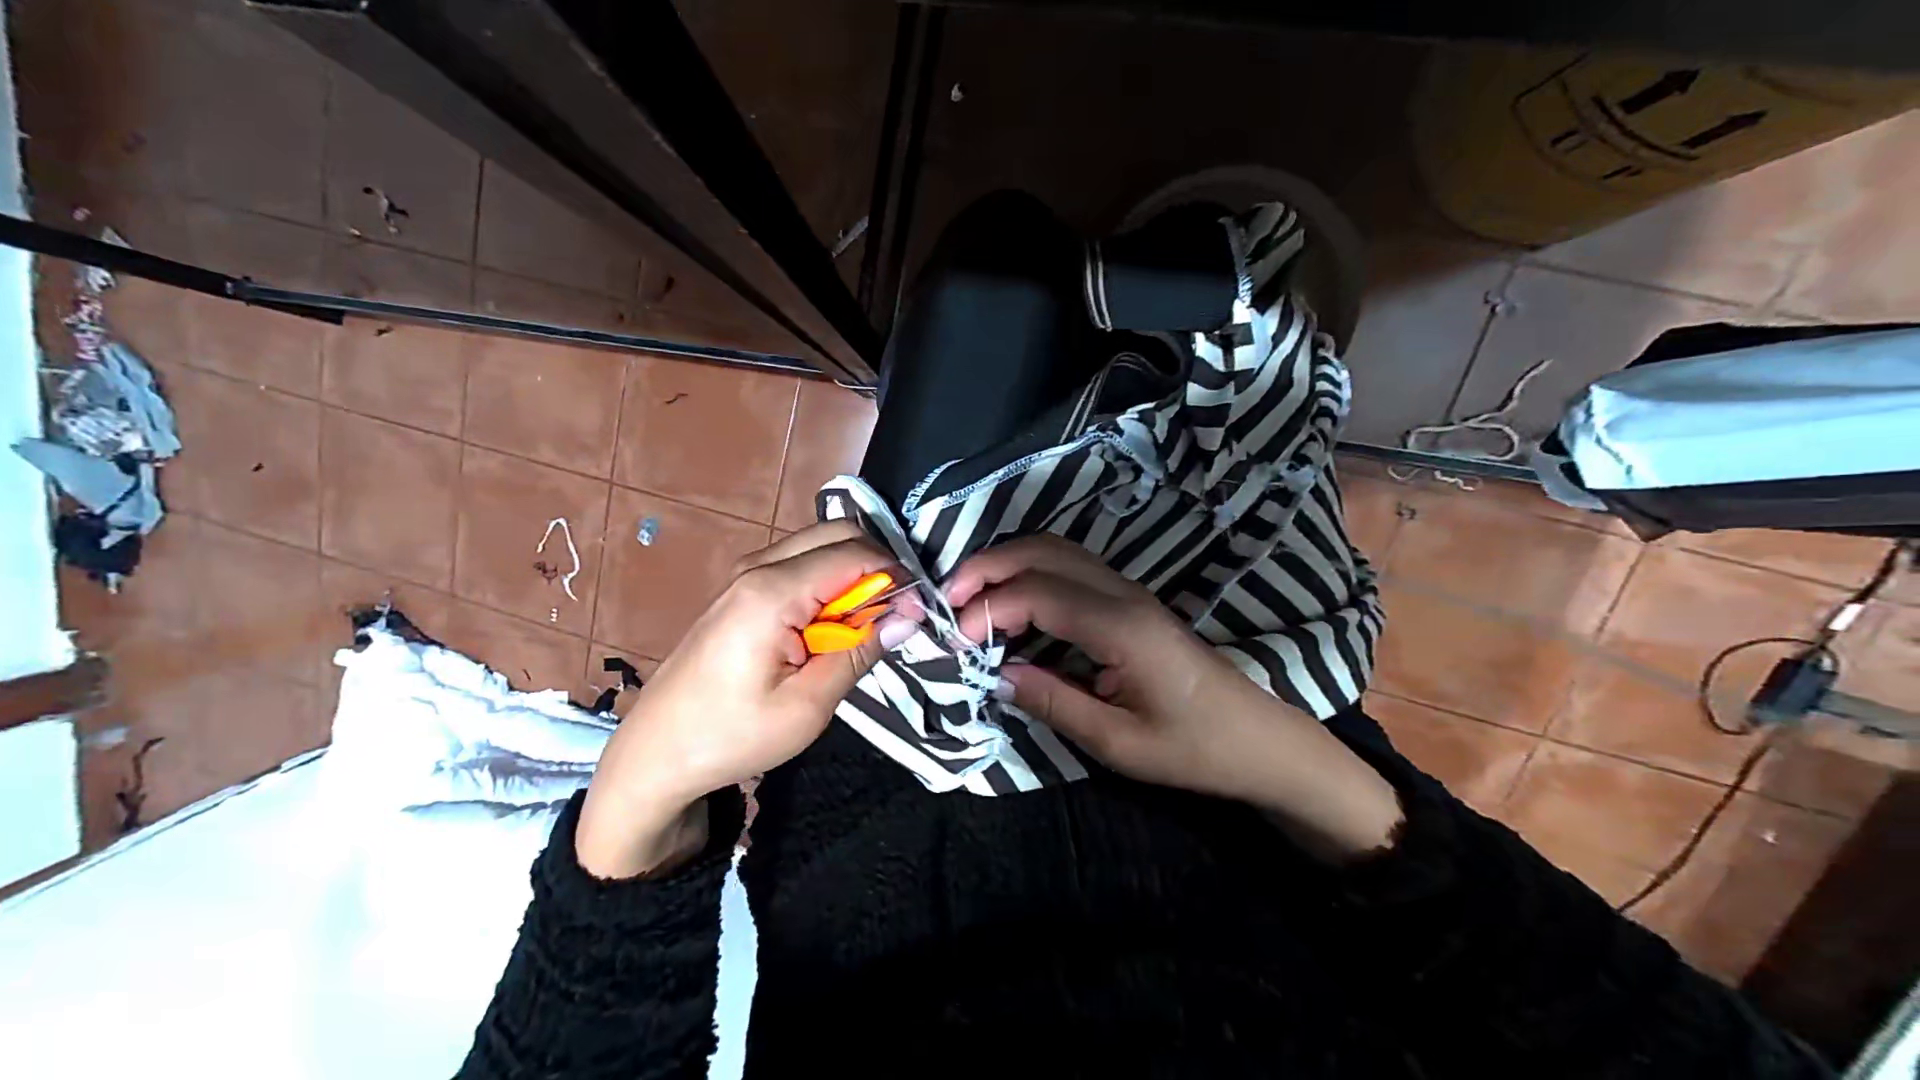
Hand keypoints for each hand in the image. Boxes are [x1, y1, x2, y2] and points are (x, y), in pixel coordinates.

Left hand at [575, 522, 917, 878]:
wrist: (656, 753)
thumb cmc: (732, 735)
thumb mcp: (808, 705)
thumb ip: (860, 651)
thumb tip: (909, 616)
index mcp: (773, 591)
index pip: (856, 554)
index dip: (896, 577)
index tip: (916, 614)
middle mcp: (758, 566)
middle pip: (838, 533)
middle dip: (877, 566)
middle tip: (892, 616)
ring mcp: (745, 574)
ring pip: (819, 545)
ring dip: (851, 575)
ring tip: (860, 628)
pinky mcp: (741, 590)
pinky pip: (798, 564)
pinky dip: (827, 583)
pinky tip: (827, 627)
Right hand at [947, 536, 1401, 861]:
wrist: (1259, 741)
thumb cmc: (1194, 748)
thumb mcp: (1118, 742)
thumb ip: (1053, 703)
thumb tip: (996, 675)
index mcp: (1122, 627)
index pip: (1038, 592)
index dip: (988, 608)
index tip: (957, 641)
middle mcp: (1123, 595)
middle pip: (1044, 551)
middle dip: (988, 566)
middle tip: (947, 597)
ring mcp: (1129, 593)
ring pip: (1056, 552)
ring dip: (1007, 565)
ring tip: (968, 597)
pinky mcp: (1129, 603)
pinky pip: (1069, 570)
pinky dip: (1029, 576)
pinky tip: (1010, 607)